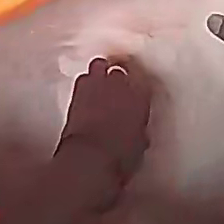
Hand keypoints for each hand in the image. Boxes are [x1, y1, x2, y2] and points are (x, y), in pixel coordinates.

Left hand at [56, 58, 151, 195]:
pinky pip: (83, 77)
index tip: (135, 94)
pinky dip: (85, 84)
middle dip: (118, 79)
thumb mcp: (139, 144)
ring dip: (100, 74)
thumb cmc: (121, 157)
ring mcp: (99, 83)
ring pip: (100, 65)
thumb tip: (137, 128)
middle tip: (115, 92)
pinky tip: (85, 94)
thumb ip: (139, 128)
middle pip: (121, 71)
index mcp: (142, 97)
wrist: (90, 158)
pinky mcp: (79, 88)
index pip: (143, 80)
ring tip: (98, 84)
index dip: (138, 87)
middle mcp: (122, 84)